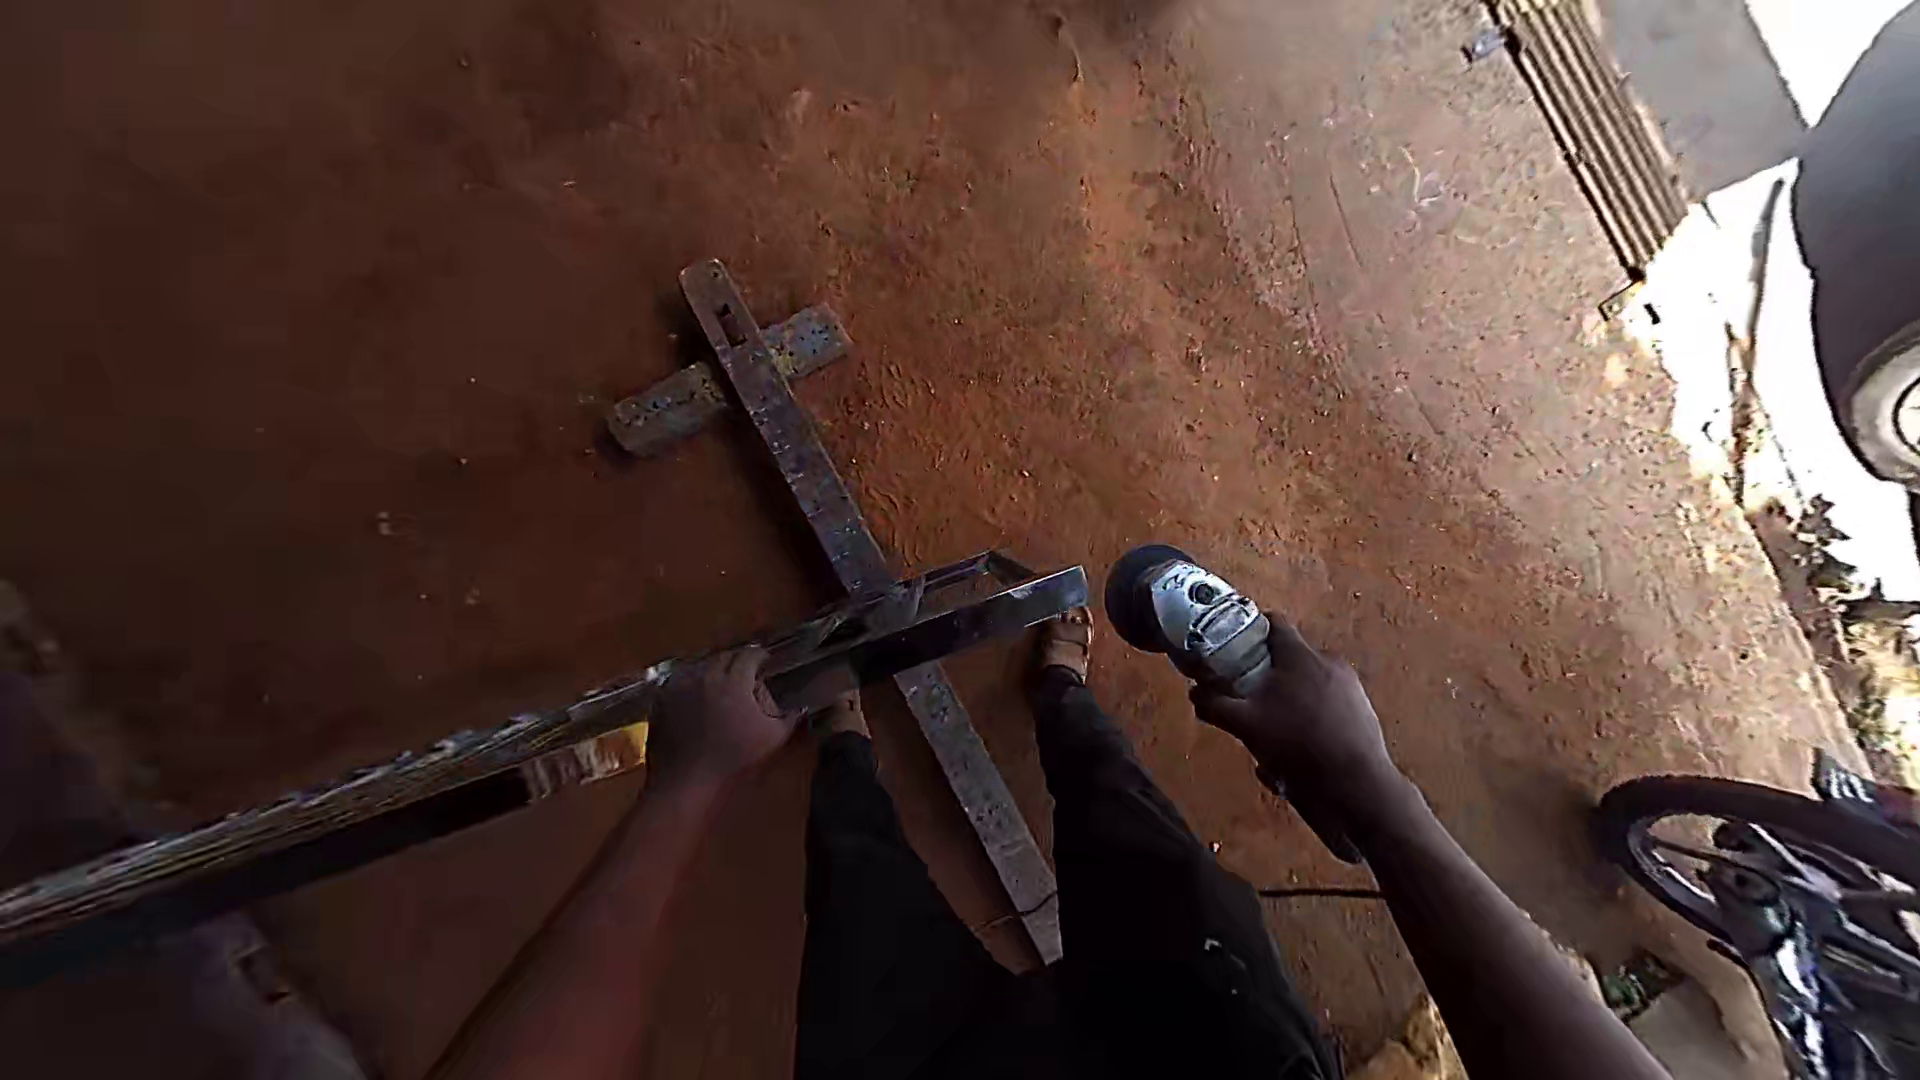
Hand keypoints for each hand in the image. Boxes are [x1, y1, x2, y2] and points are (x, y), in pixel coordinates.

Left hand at [648, 648, 793, 790]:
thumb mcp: (773, 738)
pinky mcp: (662, 699)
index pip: (749, 656)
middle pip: (725, 657)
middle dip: (737, 660)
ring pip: (702, 666)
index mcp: (734, 680)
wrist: (687, 780)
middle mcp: (707, 675)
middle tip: (746, 670)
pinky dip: (691, 681)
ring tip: (722, 680)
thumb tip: (801, 708)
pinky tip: (696, 693)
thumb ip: (791, 719)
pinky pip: (680, 680)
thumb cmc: (734, 757)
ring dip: (715, 668)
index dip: (760, 656)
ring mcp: (681, 686)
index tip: (766, 661)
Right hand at [1190, 621, 1408, 828]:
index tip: (1234, 643)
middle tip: (1248, 691)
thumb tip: (1194, 693)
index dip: (1252, 627)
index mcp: (1299, 656)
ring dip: (1289, 694)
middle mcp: (1329, 662)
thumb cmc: (1296, 745)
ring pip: (1309, 679)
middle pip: (1290, 654)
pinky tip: (1299, 744)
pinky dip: (1310, 713)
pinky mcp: (1364, 710)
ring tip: (1273, 724)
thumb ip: (1215, 705)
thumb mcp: (1244, 725)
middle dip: (1268, 669)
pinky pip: (1327, 701)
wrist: (1356, 787)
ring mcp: (1351, 687)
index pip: (1274, 622)